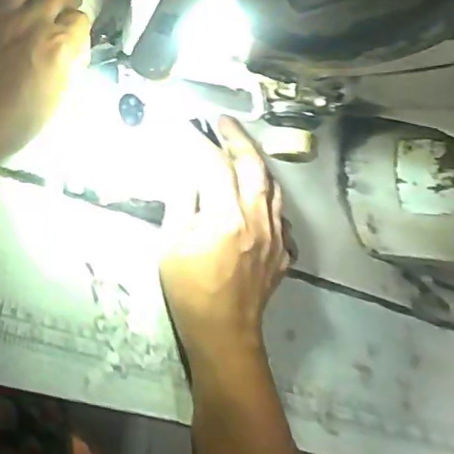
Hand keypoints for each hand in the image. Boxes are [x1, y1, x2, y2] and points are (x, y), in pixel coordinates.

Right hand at [158, 116, 290, 354]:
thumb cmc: (187, 287)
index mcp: (226, 216)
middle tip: (223, 122)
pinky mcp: (282, 251)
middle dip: (238, 140)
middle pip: (253, 168)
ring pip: (273, 187)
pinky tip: (255, 193)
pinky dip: (266, 193)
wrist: (223, 331)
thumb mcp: (171, 240)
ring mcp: (275, 236)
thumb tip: (184, 170)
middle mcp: (257, 220)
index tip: (185, 125)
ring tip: (241, 149)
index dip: (198, 141)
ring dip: (257, 163)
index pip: (213, 165)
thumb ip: (181, 200)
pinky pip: (279, 212)